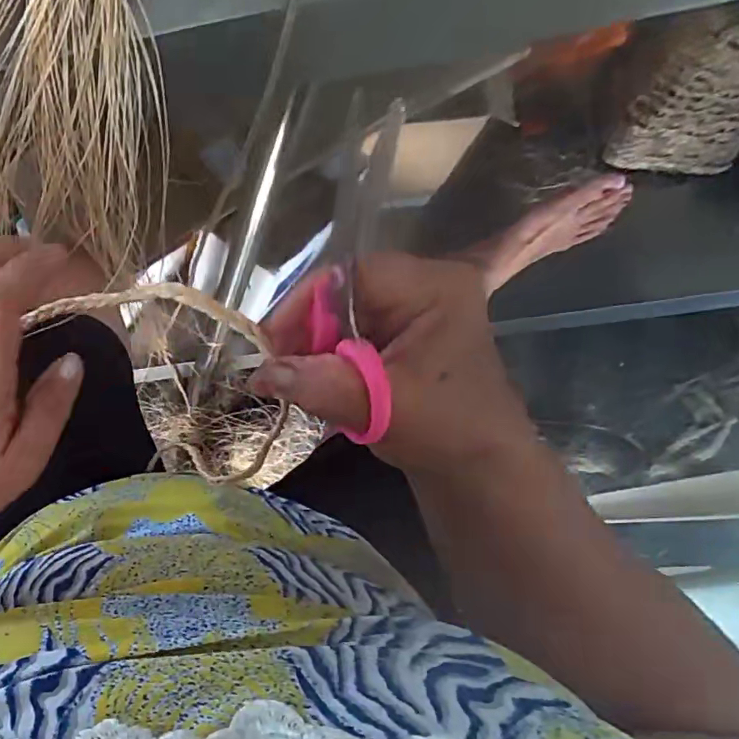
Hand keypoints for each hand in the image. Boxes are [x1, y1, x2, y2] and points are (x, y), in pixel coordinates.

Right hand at [249, 253, 539, 475]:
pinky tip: (317, 381)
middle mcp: (423, 285)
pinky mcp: (400, 331)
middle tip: (279, 370)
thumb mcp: (375, 406)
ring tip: (296, 380)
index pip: (347, 275)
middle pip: (339, 292)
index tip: (273, 347)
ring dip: (310, 347)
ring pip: (336, 313)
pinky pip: (346, 330)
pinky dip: (324, 356)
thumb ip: (316, 385)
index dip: (302, 305)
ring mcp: (412, 308)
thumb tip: (259, 374)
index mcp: (432, 288)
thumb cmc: (441, 429)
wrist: (479, 463)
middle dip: (303, 330)